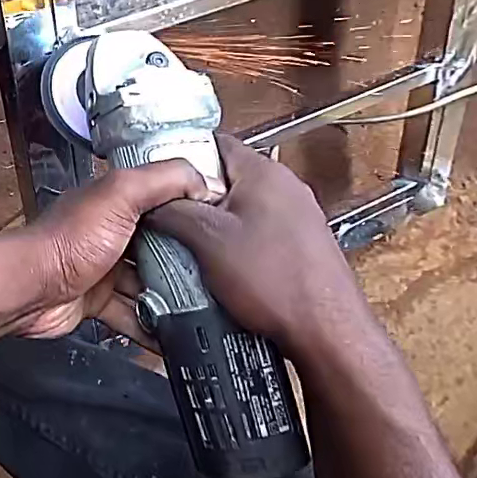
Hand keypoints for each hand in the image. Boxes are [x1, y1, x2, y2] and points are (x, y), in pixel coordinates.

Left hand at [1, 159, 208, 339]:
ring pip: (148, 283)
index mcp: (116, 201)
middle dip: (189, 260)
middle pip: (160, 245)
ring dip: (175, 297)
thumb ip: (162, 180)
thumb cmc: (69, 239)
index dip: (192, 209)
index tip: (226, 226)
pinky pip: (132, 315)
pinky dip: (153, 328)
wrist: (30, 287)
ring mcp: (103, 268)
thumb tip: (206, 180)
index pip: (163, 198)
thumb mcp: (120, 194)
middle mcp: (110, 231)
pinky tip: (178, 338)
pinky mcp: (96, 301)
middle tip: (226, 277)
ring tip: (212, 310)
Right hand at [144, 134, 377, 356]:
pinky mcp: (298, 243)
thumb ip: (171, 209)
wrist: (326, 334)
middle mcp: (284, 187)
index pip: (213, 143)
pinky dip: (231, 242)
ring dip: (210, 222)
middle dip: (191, 195)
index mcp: (264, 173)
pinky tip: (217, 265)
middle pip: (222, 176)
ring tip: (187, 243)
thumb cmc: (276, 282)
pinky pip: (253, 231)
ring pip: (236, 206)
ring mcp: (295, 216)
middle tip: (165, 214)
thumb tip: (150, 201)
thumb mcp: (205, 238)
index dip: (178, 155)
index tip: (156, 175)